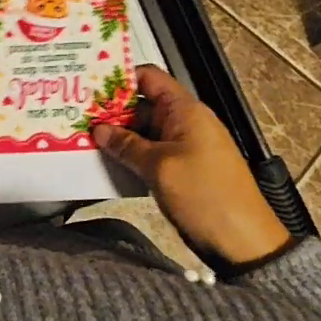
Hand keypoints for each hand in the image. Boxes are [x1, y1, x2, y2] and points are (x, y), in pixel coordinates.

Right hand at [93, 66, 290, 265]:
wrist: (243, 242)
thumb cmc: (204, 194)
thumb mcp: (160, 167)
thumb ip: (126, 145)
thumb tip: (98, 130)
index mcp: (185, 110)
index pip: (149, 77)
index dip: (119, 78)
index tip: (89, 86)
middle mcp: (183, 122)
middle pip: (141, 104)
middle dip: (110, 109)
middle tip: (77, 115)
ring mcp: (181, 147)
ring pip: (142, 130)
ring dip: (116, 135)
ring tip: (83, 136)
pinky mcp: (179, 169)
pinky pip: (148, 152)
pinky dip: (128, 154)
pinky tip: (103, 159)